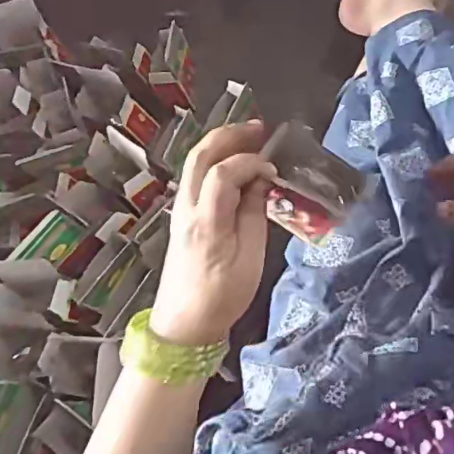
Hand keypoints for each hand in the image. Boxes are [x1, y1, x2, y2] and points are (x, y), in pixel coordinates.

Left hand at [148, 120, 276, 346]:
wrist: (184, 325)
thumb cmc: (221, 296)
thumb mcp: (250, 259)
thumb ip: (255, 214)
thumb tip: (262, 181)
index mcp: (206, 222)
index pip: (223, 172)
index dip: (250, 162)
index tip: (273, 170)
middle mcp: (187, 208)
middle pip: (200, 156)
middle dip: (229, 135)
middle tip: (259, 128)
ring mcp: (180, 210)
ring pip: (194, 162)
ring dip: (221, 144)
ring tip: (249, 137)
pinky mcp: (182, 216)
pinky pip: (196, 176)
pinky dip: (215, 160)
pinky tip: (234, 162)